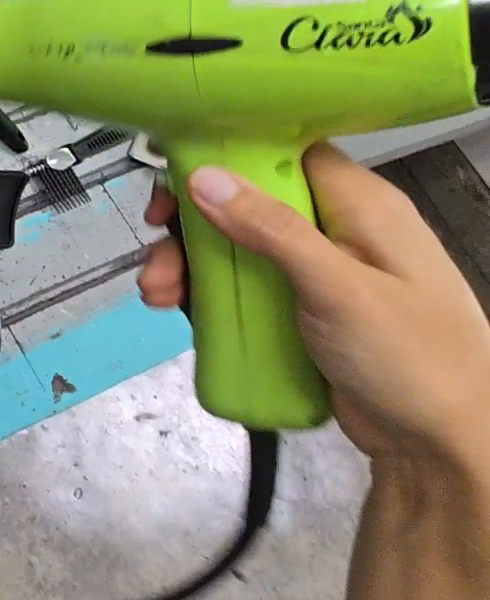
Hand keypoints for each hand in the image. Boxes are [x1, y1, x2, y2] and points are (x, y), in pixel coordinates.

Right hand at [137, 142, 489, 466]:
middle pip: (239, 199)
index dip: (224, 156)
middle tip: (157, 246)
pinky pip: (231, 279)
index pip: (281, 153)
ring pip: (226, 241)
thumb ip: (274, 231)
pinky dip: (197, 289)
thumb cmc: (415, 361)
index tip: (175, 180)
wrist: (443, 447)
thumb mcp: (342, 291)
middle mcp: (332, 227)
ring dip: (183, 262)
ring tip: (160, 293)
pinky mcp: (290, 300)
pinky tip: (175, 306)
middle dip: (188, 223)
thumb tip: (204, 176)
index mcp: (359, 208)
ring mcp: (309, 266)